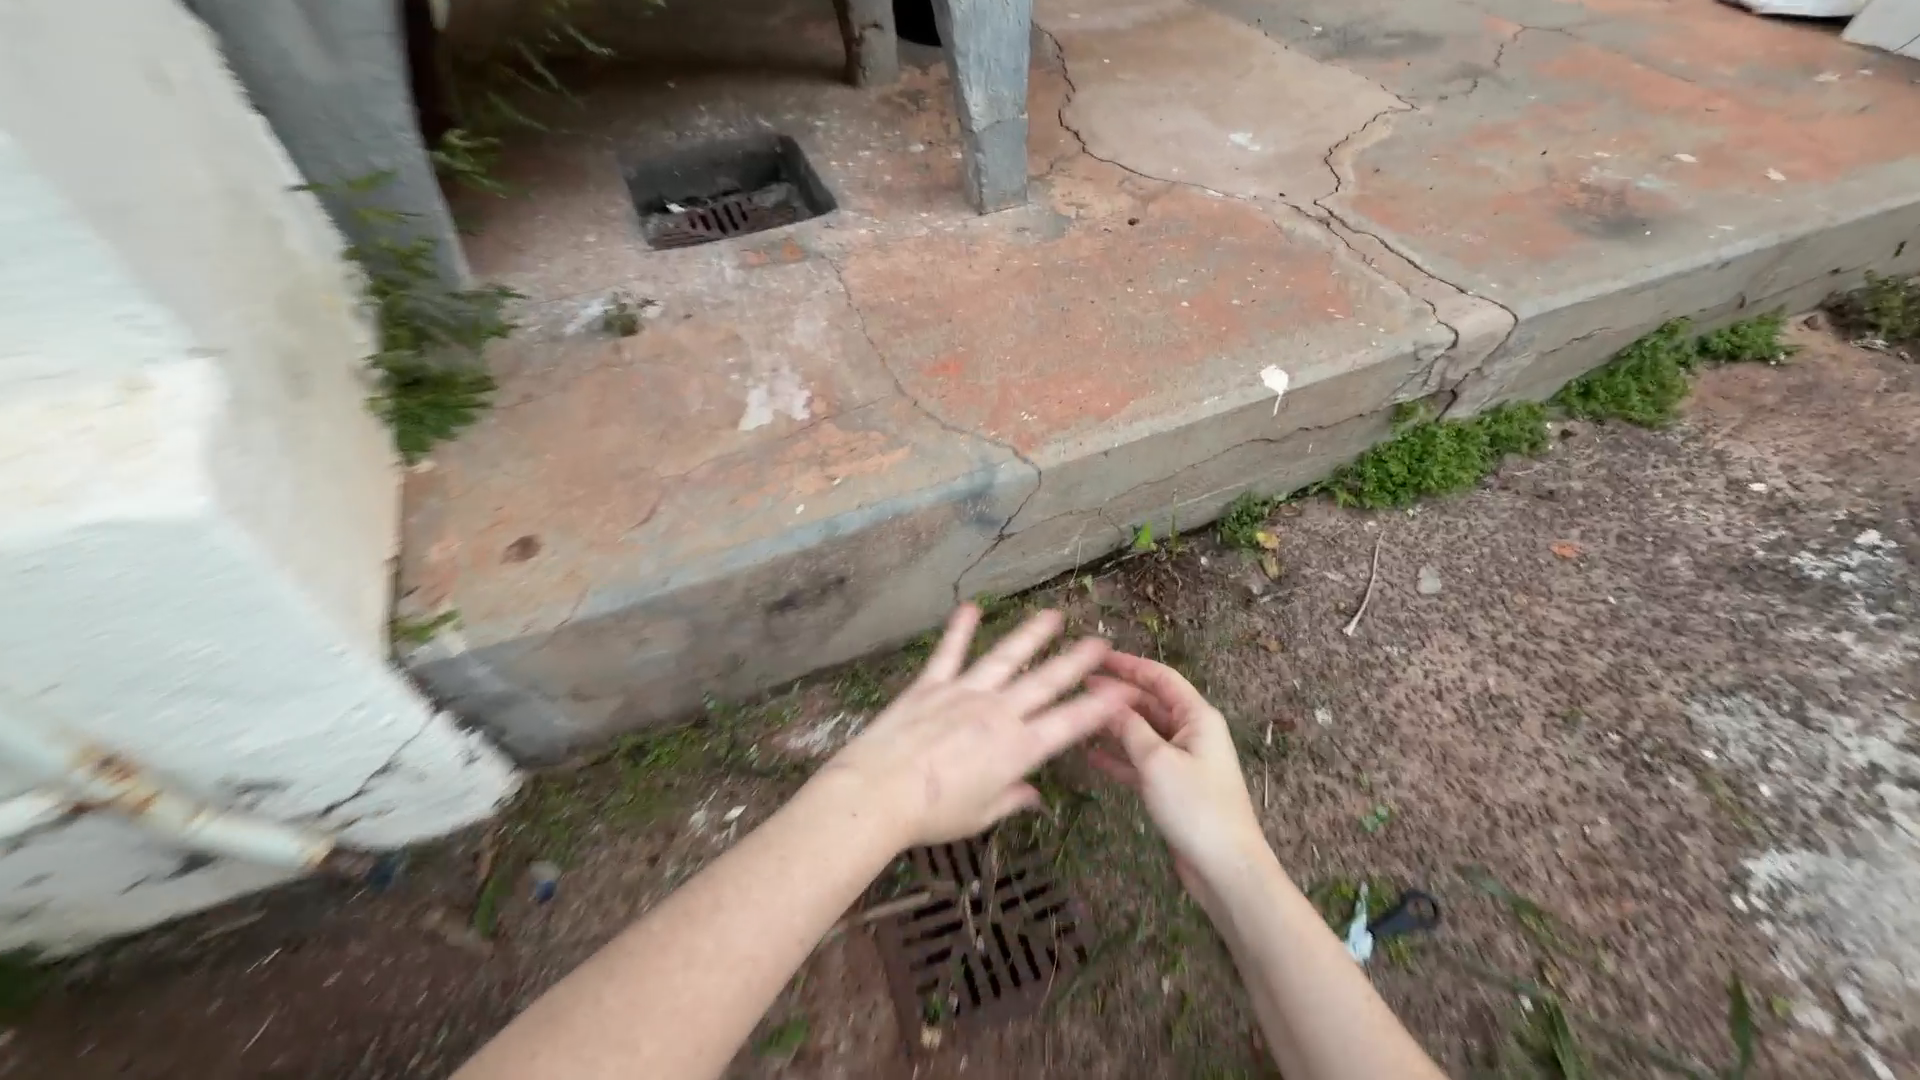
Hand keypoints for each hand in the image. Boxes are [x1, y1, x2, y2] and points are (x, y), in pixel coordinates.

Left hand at [817, 605, 1132, 848]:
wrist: (877, 794)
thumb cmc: (931, 815)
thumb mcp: (979, 815)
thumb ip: (1010, 800)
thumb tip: (1032, 796)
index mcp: (1017, 749)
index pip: (1069, 723)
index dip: (1099, 707)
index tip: (1123, 691)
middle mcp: (998, 713)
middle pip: (1045, 681)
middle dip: (1076, 661)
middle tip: (1099, 641)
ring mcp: (964, 693)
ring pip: (1005, 657)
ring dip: (1031, 635)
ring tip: (1052, 615)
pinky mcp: (930, 685)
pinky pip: (949, 653)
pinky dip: (959, 629)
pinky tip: (970, 608)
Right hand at [1088, 652, 1267, 906]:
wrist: (1225, 867)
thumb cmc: (1196, 806)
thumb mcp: (1157, 760)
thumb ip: (1129, 728)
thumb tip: (1107, 703)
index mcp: (1197, 717)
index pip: (1161, 678)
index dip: (1129, 665)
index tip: (1098, 658)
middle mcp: (1192, 732)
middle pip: (1150, 704)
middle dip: (1117, 697)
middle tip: (1079, 691)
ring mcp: (1183, 760)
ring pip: (1142, 733)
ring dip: (1114, 727)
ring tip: (1078, 719)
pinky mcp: (1173, 786)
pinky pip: (1141, 761)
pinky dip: (1119, 757)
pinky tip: (1091, 756)